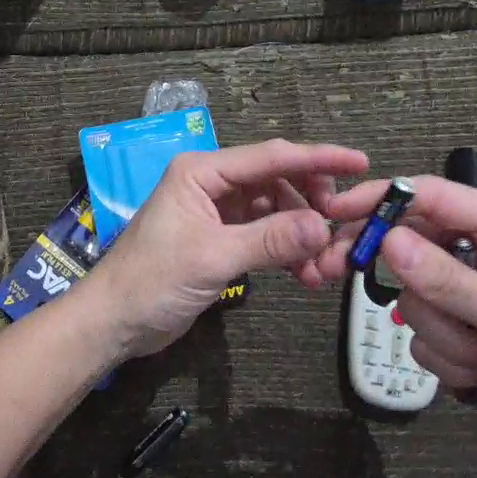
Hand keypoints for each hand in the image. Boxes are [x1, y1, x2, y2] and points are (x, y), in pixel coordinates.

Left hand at [86, 140, 368, 359]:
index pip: (271, 156)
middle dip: (312, 203)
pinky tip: (303, 275)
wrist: (114, 321)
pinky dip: (286, 251)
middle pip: (277, 180)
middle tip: (342, 229)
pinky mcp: (220, 239)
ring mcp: (217, 211)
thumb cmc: (153, 280)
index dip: (318, 158)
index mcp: (202, 171)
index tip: (362, 163)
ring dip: (301, 234)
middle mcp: (212, 183)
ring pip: (275, 210)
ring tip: (322, 268)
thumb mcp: (213, 258)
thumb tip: (324, 228)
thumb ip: (269, 240)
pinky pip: (265, 235)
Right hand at [314, 176, 476, 471]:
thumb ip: (446, 278)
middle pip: (412, 248)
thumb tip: (387, 238)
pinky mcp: (467, 341)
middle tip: (337, 271)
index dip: (382, 199)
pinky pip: (424, 339)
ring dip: (444, 335)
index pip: (432, 197)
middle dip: (395, 273)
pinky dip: (448, 361)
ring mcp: (473, 302)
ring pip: (415, 301)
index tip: (336, 211)